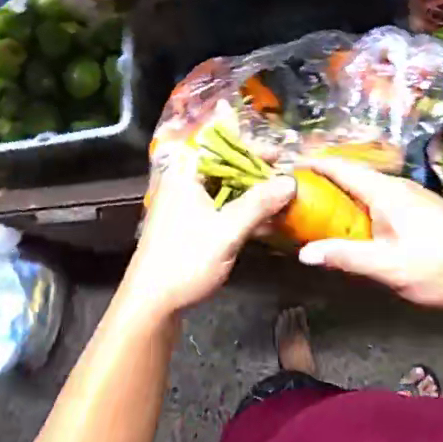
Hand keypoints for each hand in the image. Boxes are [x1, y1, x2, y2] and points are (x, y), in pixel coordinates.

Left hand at [120, 157, 295, 318]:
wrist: (152, 301)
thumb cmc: (185, 261)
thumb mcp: (227, 231)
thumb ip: (259, 204)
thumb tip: (290, 181)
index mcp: (186, 173)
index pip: (219, 140)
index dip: (250, 142)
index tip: (280, 152)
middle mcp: (184, 181)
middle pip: (224, 163)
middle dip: (257, 168)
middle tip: (286, 176)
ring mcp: (186, 202)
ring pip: (225, 186)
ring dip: (253, 191)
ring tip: (283, 196)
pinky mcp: (190, 223)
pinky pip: (221, 205)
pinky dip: (243, 208)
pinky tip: (267, 218)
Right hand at [295, 158, 442, 307]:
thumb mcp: (390, 267)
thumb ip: (345, 257)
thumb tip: (302, 253)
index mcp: (386, 192)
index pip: (340, 167)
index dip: (310, 164)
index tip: (282, 168)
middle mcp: (398, 188)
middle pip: (350, 176)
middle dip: (319, 182)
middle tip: (289, 197)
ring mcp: (412, 200)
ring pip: (365, 191)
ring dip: (337, 198)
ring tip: (311, 213)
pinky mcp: (421, 215)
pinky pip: (377, 203)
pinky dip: (356, 210)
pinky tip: (351, 230)